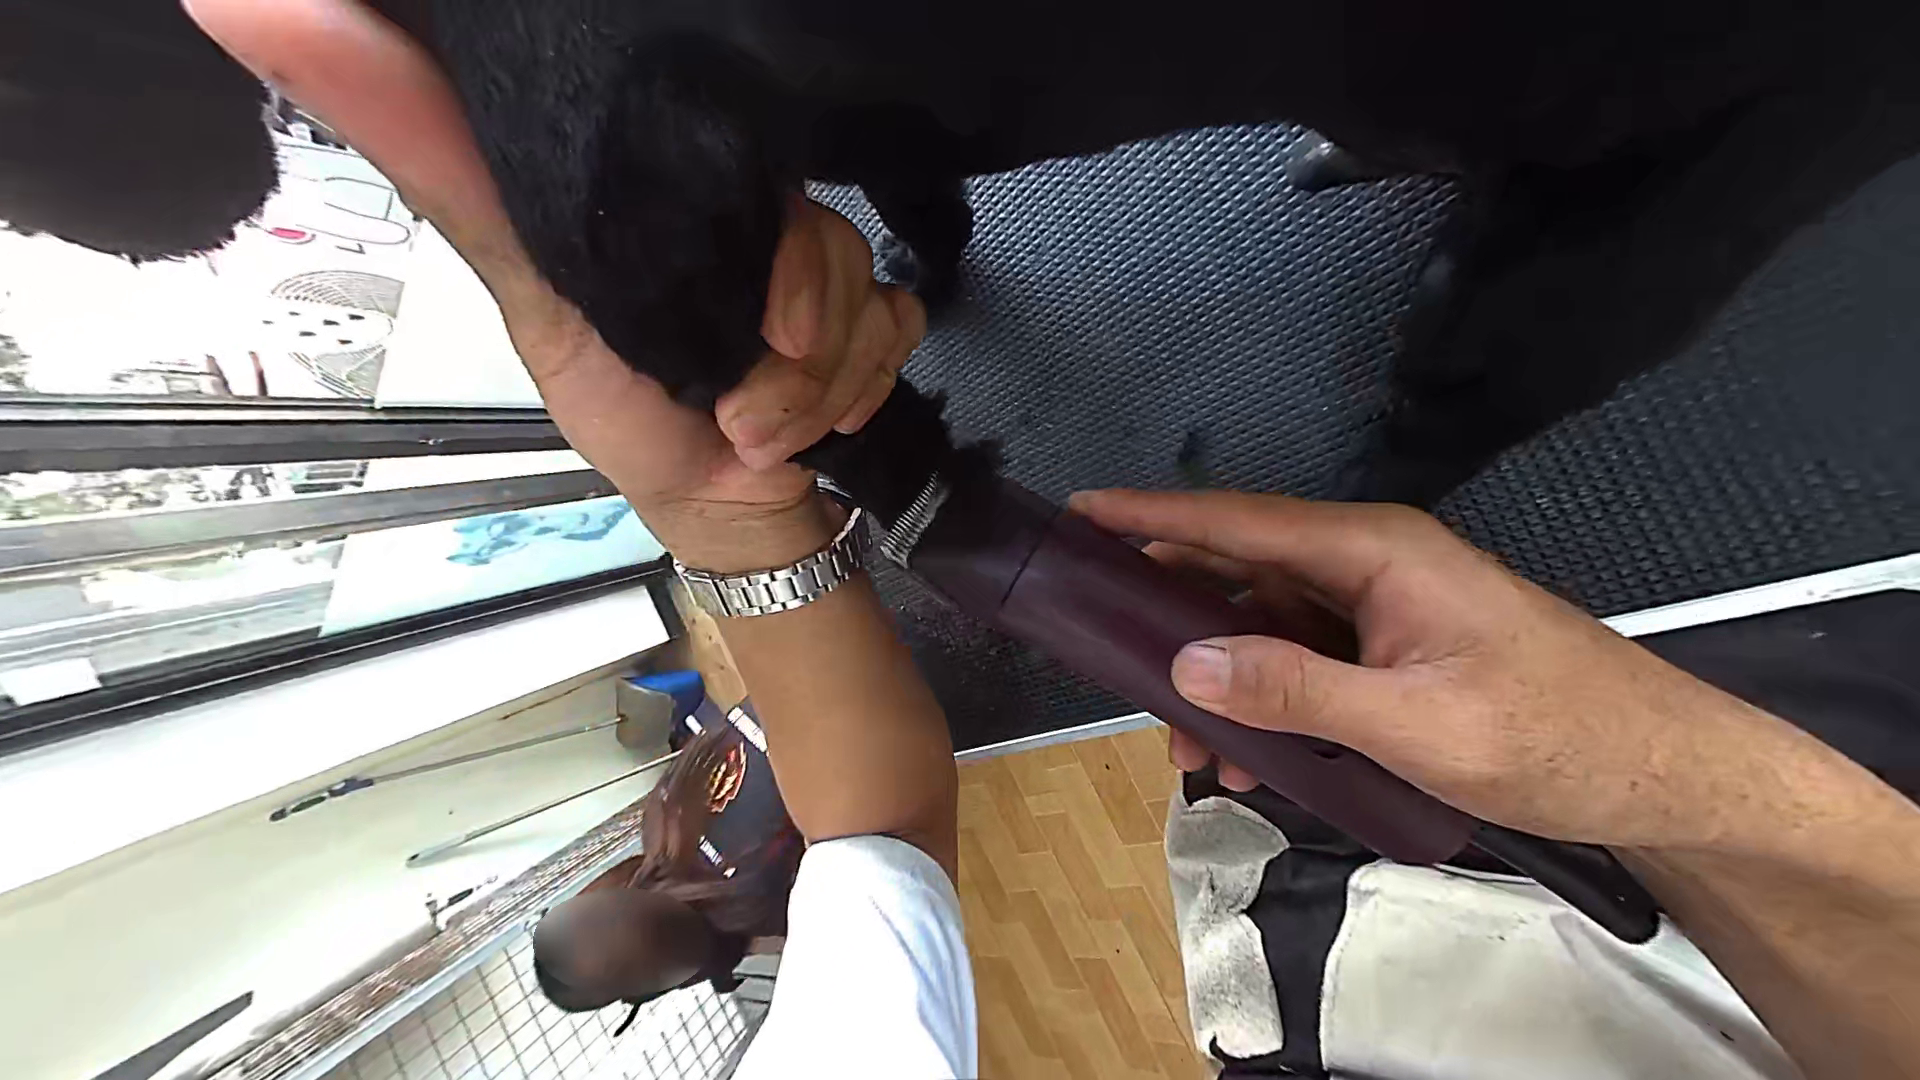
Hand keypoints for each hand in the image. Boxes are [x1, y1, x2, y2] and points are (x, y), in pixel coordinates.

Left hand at [183, 0, 923, 568]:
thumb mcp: (540, 308)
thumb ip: (455, 182)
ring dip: (826, 390)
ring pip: (875, 302)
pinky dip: (869, 384)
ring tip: (775, 434)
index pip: (763, 178)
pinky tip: (832, 417)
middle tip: (750, 417)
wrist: (720, 504)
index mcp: (693, 217)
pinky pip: (904, 329)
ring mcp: (830, 290)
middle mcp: (767, 238)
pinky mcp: (872, 334)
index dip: (782, 257)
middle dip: (800, 355)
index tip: (765, 332)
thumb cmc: (633, 420)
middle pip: (835, 246)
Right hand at [1070, 488, 1861, 854]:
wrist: (1671, 782)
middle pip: (1232, 567)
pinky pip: (1285, 660)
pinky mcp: (1368, 645)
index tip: (1085, 508)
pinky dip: (1254, 701)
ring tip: (1184, 744)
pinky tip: (1243, 757)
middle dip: (1167, 609)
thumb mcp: (1418, 724)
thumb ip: (1296, 688)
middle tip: (1106, 638)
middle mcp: (1355, 563)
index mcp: (1368, 550)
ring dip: (1211, 677)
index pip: (1235, 520)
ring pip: (1253, 625)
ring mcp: (1361, 606)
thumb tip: (1187, 664)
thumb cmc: (1558, 738)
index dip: (1152, 512)